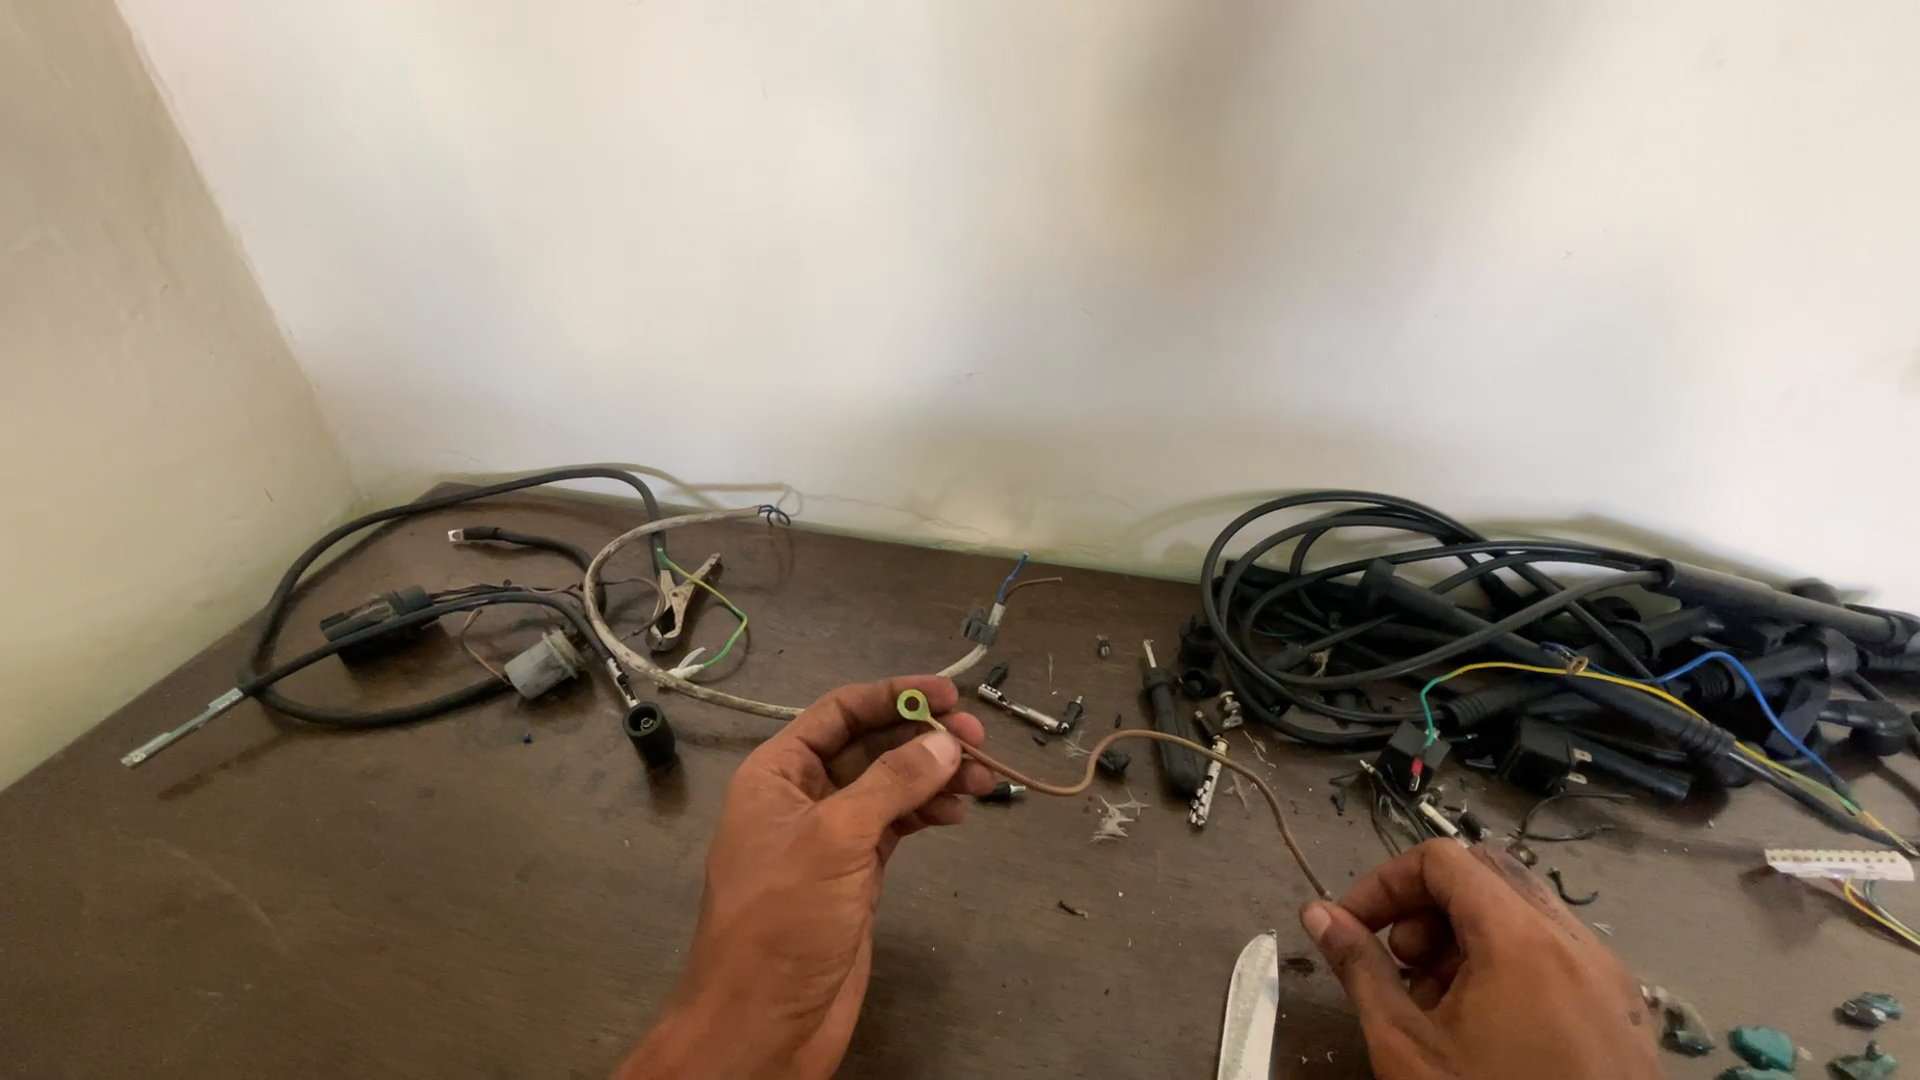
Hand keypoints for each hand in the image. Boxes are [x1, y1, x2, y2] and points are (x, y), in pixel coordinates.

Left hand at [618, 676, 995, 1079]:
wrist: (761, 1029)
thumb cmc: (782, 921)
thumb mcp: (834, 839)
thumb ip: (891, 783)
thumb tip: (944, 742)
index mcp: (779, 772)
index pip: (841, 711)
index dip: (894, 695)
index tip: (949, 694)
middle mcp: (805, 794)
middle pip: (872, 745)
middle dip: (923, 738)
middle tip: (977, 741)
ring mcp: (833, 833)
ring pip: (891, 784)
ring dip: (935, 775)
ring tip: (983, 779)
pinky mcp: (856, 869)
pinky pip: (898, 822)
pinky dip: (928, 811)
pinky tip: (957, 812)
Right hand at [1300, 839, 1660, 1079]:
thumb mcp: (1405, 1044)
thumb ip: (1358, 965)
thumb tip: (1316, 912)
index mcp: (1524, 940)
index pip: (1441, 860)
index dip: (1385, 881)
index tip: (1354, 923)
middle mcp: (1578, 946)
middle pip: (1484, 875)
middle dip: (1425, 903)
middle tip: (1399, 957)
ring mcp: (1611, 984)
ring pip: (1521, 911)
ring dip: (1462, 931)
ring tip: (1436, 997)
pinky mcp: (1625, 1020)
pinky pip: (1556, 953)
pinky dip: (1506, 960)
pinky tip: (1484, 1022)